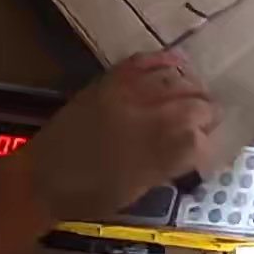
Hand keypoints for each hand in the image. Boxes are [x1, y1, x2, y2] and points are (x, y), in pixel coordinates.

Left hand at [19, 50, 218, 220]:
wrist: (44, 176)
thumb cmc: (92, 193)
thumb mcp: (139, 188)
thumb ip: (170, 163)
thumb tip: (194, 146)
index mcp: (157, 153)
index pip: (200, 138)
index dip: (208, 141)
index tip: (207, 144)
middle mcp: (148, 118)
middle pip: (194, 105)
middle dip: (206, 112)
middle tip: (208, 119)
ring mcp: (128, 94)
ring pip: (175, 81)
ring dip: (191, 86)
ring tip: (196, 93)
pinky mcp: (110, 80)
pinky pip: (144, 61)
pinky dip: (164, 60)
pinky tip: (176, 63)